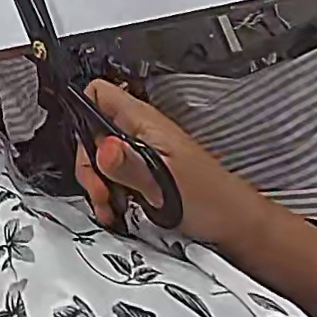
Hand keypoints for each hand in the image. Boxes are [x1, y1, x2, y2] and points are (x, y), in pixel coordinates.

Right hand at [72, 79, 277, 245]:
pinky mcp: (139, 172)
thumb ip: (129, 165)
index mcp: (142, 121)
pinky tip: (116, 210)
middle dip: (89, 164)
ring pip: (98, 158)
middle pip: (91, 132)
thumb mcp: (164, 182)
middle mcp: (137, 131)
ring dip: (97, 185)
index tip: (86, 149)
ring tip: (111, 205)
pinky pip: (110, 177)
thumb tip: (102, 149)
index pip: (98, 93)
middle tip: (101, 189)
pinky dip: (107, 195)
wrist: (233, 223)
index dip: (83, 113)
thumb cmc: (210, 198)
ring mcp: (138, 152)